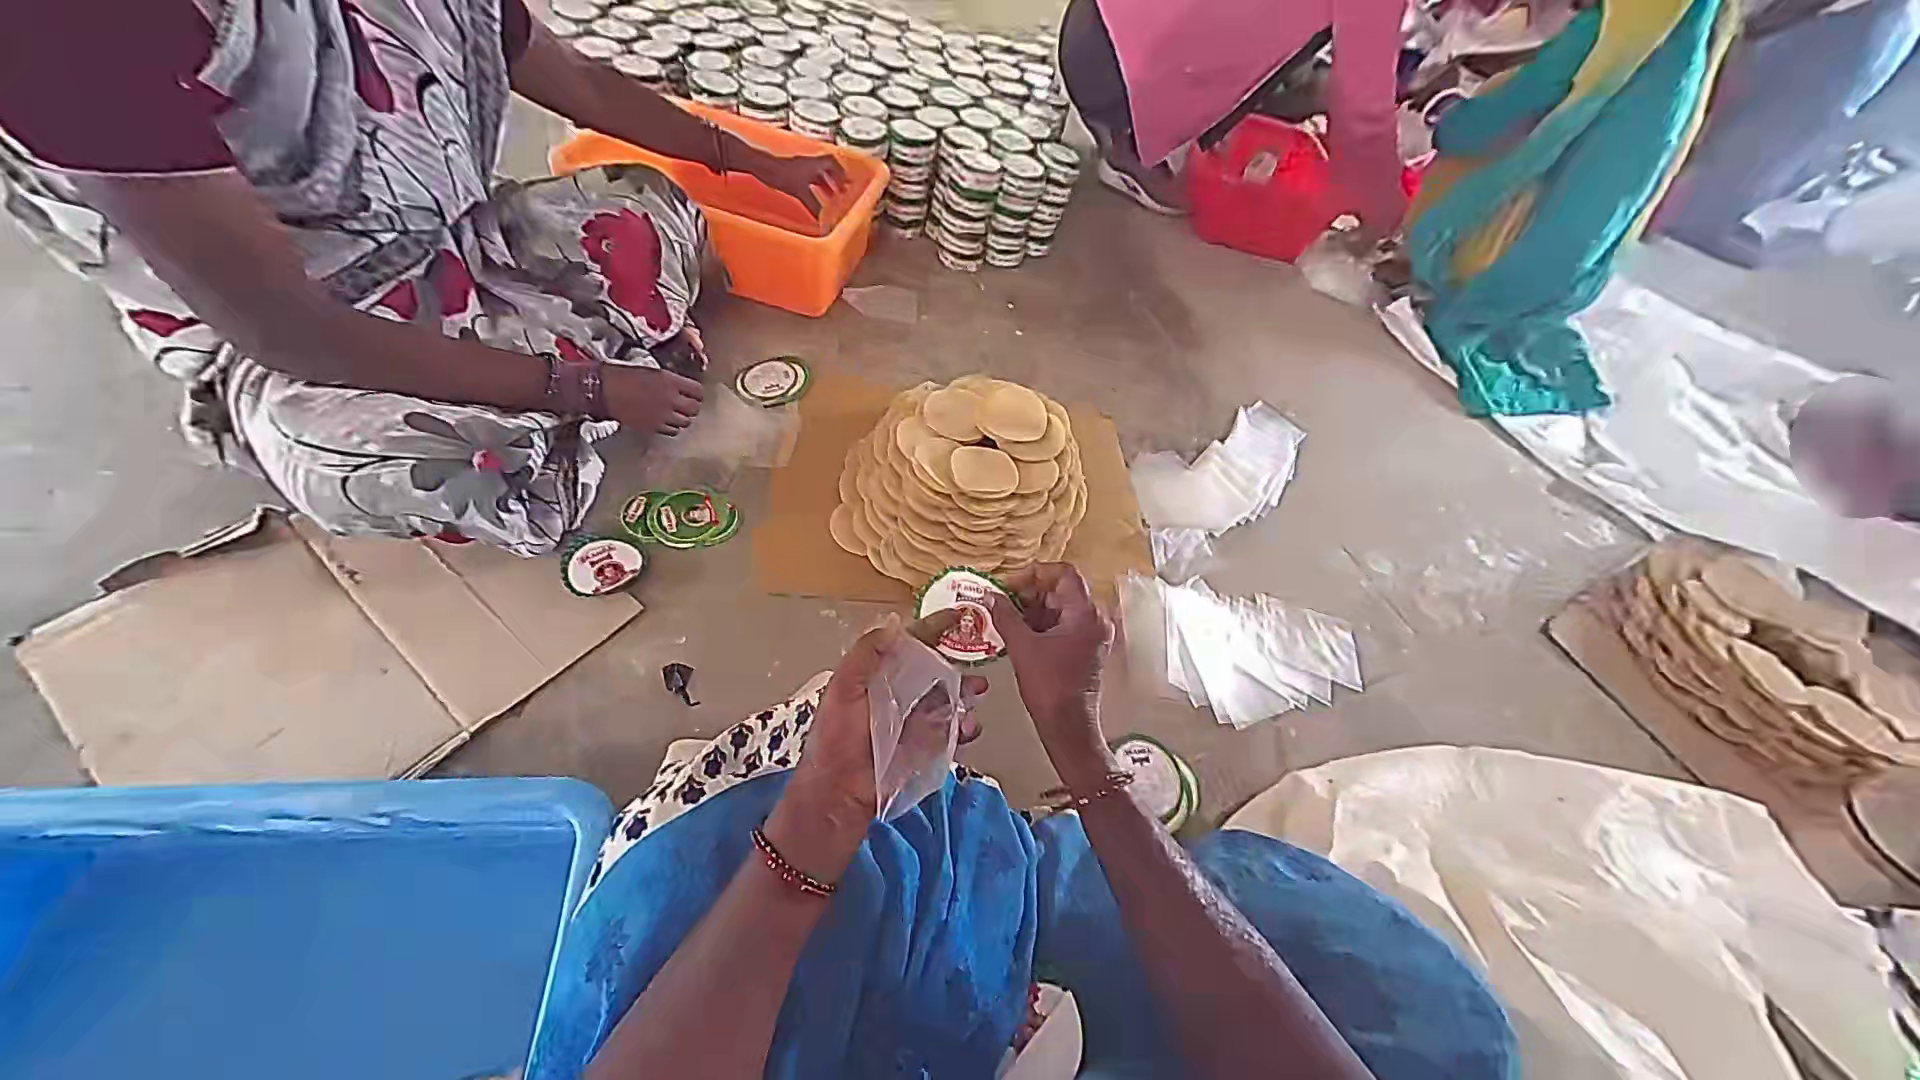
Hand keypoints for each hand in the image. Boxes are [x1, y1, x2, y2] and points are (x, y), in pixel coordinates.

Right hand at [601, 364, 702, 435]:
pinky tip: (666, 421)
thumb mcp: (652, 371)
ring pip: (686, 422)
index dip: (697, 393)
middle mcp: (670, 399)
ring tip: (676, 414)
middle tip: (687, 405)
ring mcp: (663, 415)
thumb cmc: (622, 376)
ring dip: (683, 418)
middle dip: (692, 407)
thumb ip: (671, 381)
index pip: (698, 391)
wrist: (602, 390)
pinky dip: (673, 427)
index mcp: (670, 381)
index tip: (694, 394)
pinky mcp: (654, 427)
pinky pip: (673, 431)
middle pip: (695, 408)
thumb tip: (683, 389)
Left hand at [746, 151, 850, 218]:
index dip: (841, 173)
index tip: (847, 183)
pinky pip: (808, 177)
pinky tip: (812, 194)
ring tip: (830, 195)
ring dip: (825, 182)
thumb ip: (813, 207)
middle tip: (841, 190)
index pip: (833, 163)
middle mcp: (808, 162)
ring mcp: (800, 165)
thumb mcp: (801, 193)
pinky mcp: (792, 170)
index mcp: (815, 163)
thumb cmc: (781, 174)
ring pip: (817, 172)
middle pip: (827, 167)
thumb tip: (822, 222)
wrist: (762, 166)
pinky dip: (814, 185)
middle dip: (836, 179)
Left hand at [768, 616, 987, 881]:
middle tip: (978, 664)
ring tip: (979, 694)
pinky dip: (965, 726)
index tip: (960, 614)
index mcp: (877, 675)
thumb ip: (865, 655)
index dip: (934, 627)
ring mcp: (912, 722)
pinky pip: (951, 731)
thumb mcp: (842, 691)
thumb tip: (895, 623)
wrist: (837, 798)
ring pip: (947, 700)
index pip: (910, 643)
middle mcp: (897, 694)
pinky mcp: (923, 748)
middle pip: (935, 670)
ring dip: (966, 694)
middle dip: (958, 664)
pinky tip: (971, 727)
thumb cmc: (836, 742)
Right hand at [988, 564, 1115, 782]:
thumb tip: (991, 596)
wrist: (1068, 725)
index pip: (1064, 574)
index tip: (1011, 585)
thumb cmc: (1049, 687)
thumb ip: (1005, 615)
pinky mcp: (1087, 648)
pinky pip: (1064, 624)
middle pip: (1063, 590)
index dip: (1035, 574)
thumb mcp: (1022, 646)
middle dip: (1031, 593)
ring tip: (1007, 617)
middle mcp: (1096, 620)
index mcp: (1086, 614)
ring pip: (1062, 607)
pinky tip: (1019, 631)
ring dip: (1034, 608)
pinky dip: (1043, 623)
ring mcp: (1093, 635)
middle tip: (1004, 601)